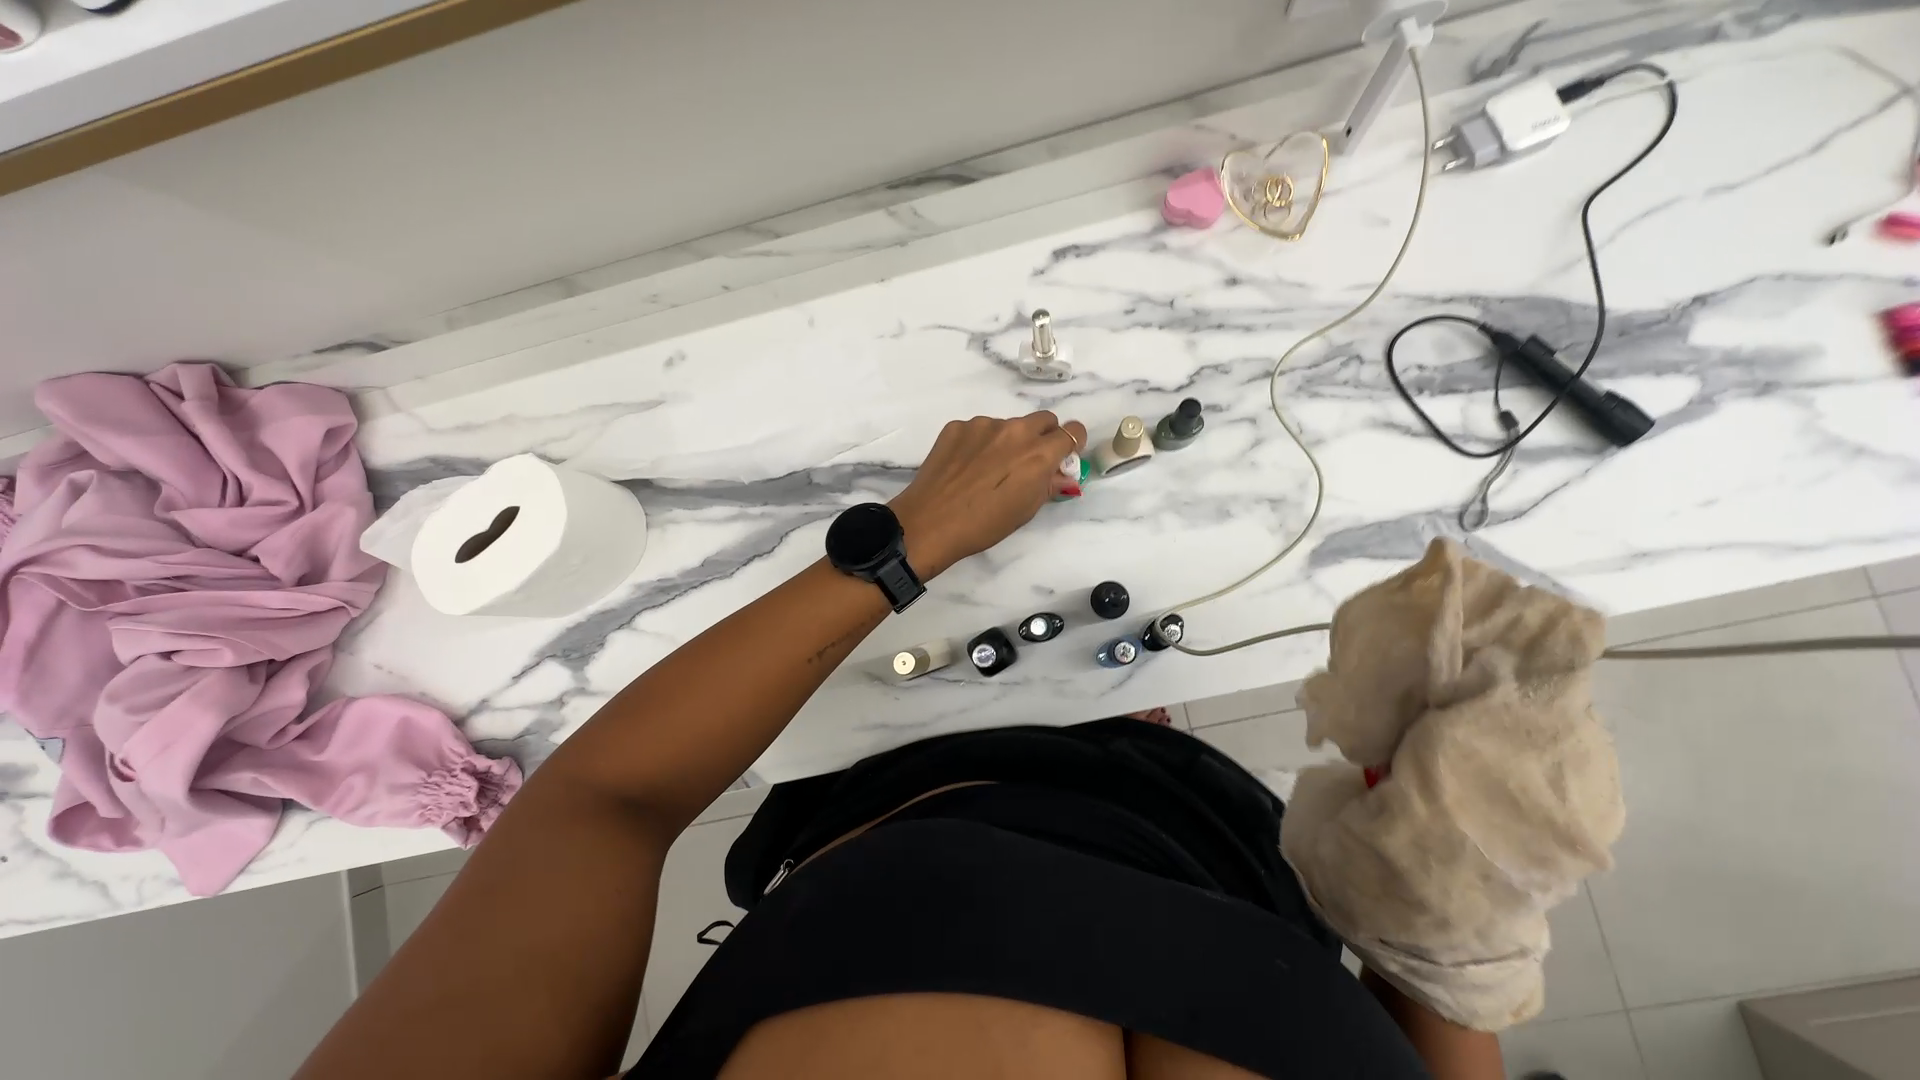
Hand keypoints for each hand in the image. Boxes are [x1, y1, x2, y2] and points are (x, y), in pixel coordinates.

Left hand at [890, 412, 1086, 578]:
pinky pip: (979, 429)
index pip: (1072, 432)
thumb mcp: (1025, 510)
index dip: (1072, 443)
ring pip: (1008, 424)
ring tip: (989, 470)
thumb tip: (1064, 476)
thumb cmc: (984, 525)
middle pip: (1043, 420)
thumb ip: (1049, 486)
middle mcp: (1015, 431)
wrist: (931, 523)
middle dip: (1043, 436)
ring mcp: (983, 425)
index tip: (1063, 455)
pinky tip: (966, 467)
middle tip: (1029, 461)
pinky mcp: (957, 426)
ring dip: (1008, 440)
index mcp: (1038, 454)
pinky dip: (980, 442)